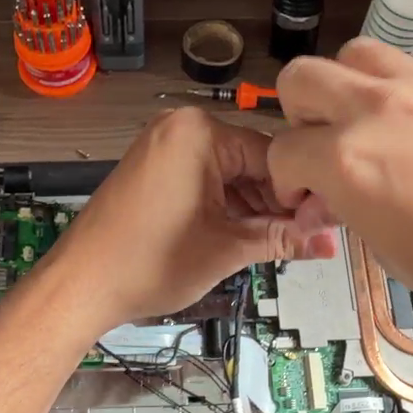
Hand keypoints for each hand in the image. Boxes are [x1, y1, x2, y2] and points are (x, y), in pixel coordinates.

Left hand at [42, 107, 335, 331]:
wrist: (80, 285)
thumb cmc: (149, 262)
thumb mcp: (226, 249)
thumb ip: (282, 239)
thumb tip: (332, 243)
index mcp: (200, 132)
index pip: (274, 154)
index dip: (301, 193)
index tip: (325, 224)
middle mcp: (180, 127)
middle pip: (251, 161)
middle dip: (276, 202)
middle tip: (306, 239)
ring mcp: (162, 146)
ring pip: (227, 172)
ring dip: (251, 207)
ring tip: (278, 244)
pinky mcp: (151, 168)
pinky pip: (202, 178)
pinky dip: (223, 205)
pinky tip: (243, 234)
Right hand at [266, 38, 412, 340]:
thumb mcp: (394, 253)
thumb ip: (353, 207)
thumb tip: (341, 192)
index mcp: (347, 160)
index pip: (282, 150)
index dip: (286, 180)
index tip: (305, 199)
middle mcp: (377, 108)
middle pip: (302, 77)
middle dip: (300, 116)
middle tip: (325, 152)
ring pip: (357, 56)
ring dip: (348, 91)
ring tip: (375, 133)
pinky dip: (405, 101)